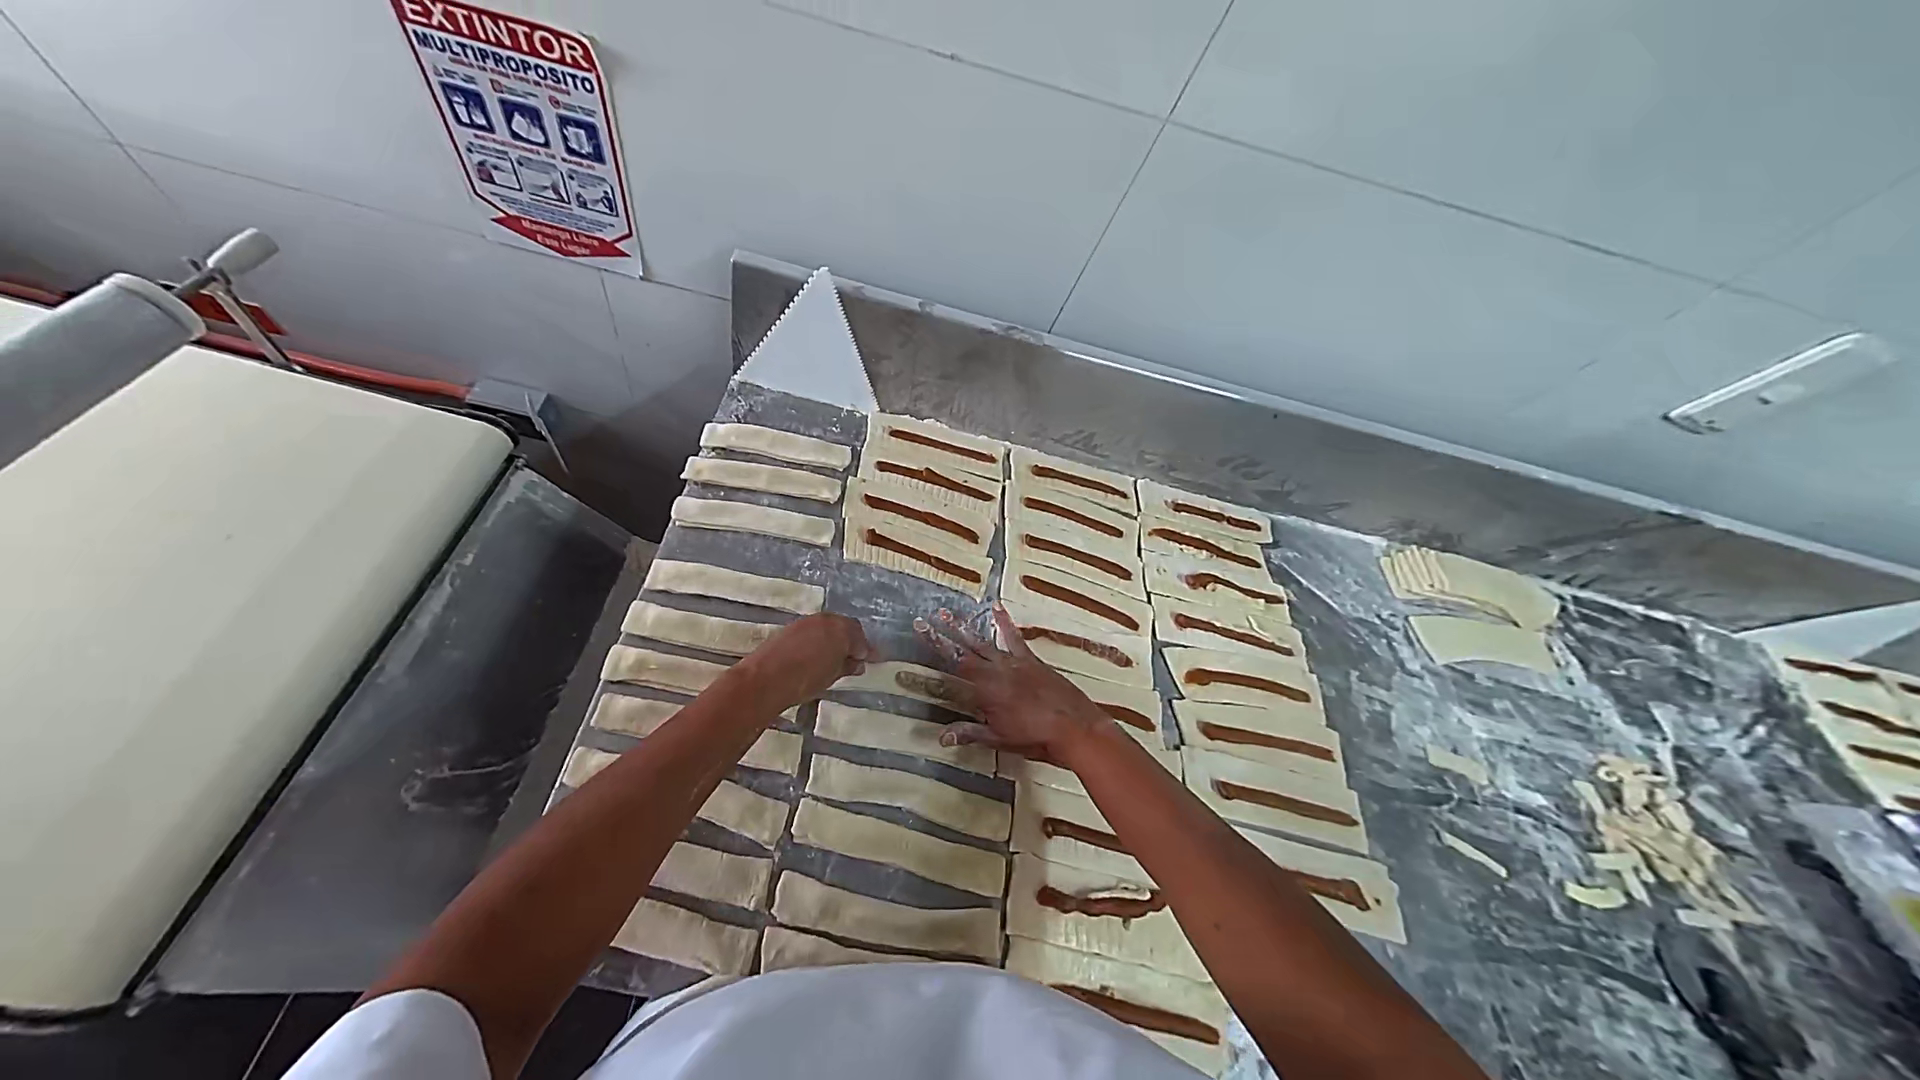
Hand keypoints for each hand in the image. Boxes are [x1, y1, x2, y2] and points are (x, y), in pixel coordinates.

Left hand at [734, 613, 870, 710]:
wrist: (764, 680)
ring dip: (833, 639)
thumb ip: (847, 666)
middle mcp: (825, 620)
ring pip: (827, 627)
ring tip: (833, 659)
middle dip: (850, 641)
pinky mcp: (790, 627)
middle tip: (853, 659)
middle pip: (844, 627)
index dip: (865, 649)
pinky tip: (814, 656)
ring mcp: (806, 622)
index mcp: (842, 630)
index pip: (860, 636)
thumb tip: (856, 663)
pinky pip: (811, 631)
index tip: (868, 660)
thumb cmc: (804, 681)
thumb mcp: (832, 677)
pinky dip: (817, 640)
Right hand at [916, 604, 1107, 763]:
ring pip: (984, 642)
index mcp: (986, 691)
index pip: (953, 665)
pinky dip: (1005, 623)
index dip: (935, 647)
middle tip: (926, 618)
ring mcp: (1014, 664)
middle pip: (964, 650)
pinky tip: (997, 608)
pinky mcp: (1031, 661)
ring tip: (950, 612)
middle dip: (943, 634)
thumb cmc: (1037, 737)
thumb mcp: (999, 739)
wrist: (1074, 729)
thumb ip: (970, 733)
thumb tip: (943, 736)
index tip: (922, 631)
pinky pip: (1014, 638)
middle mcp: (997, 672)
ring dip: (965, 627)